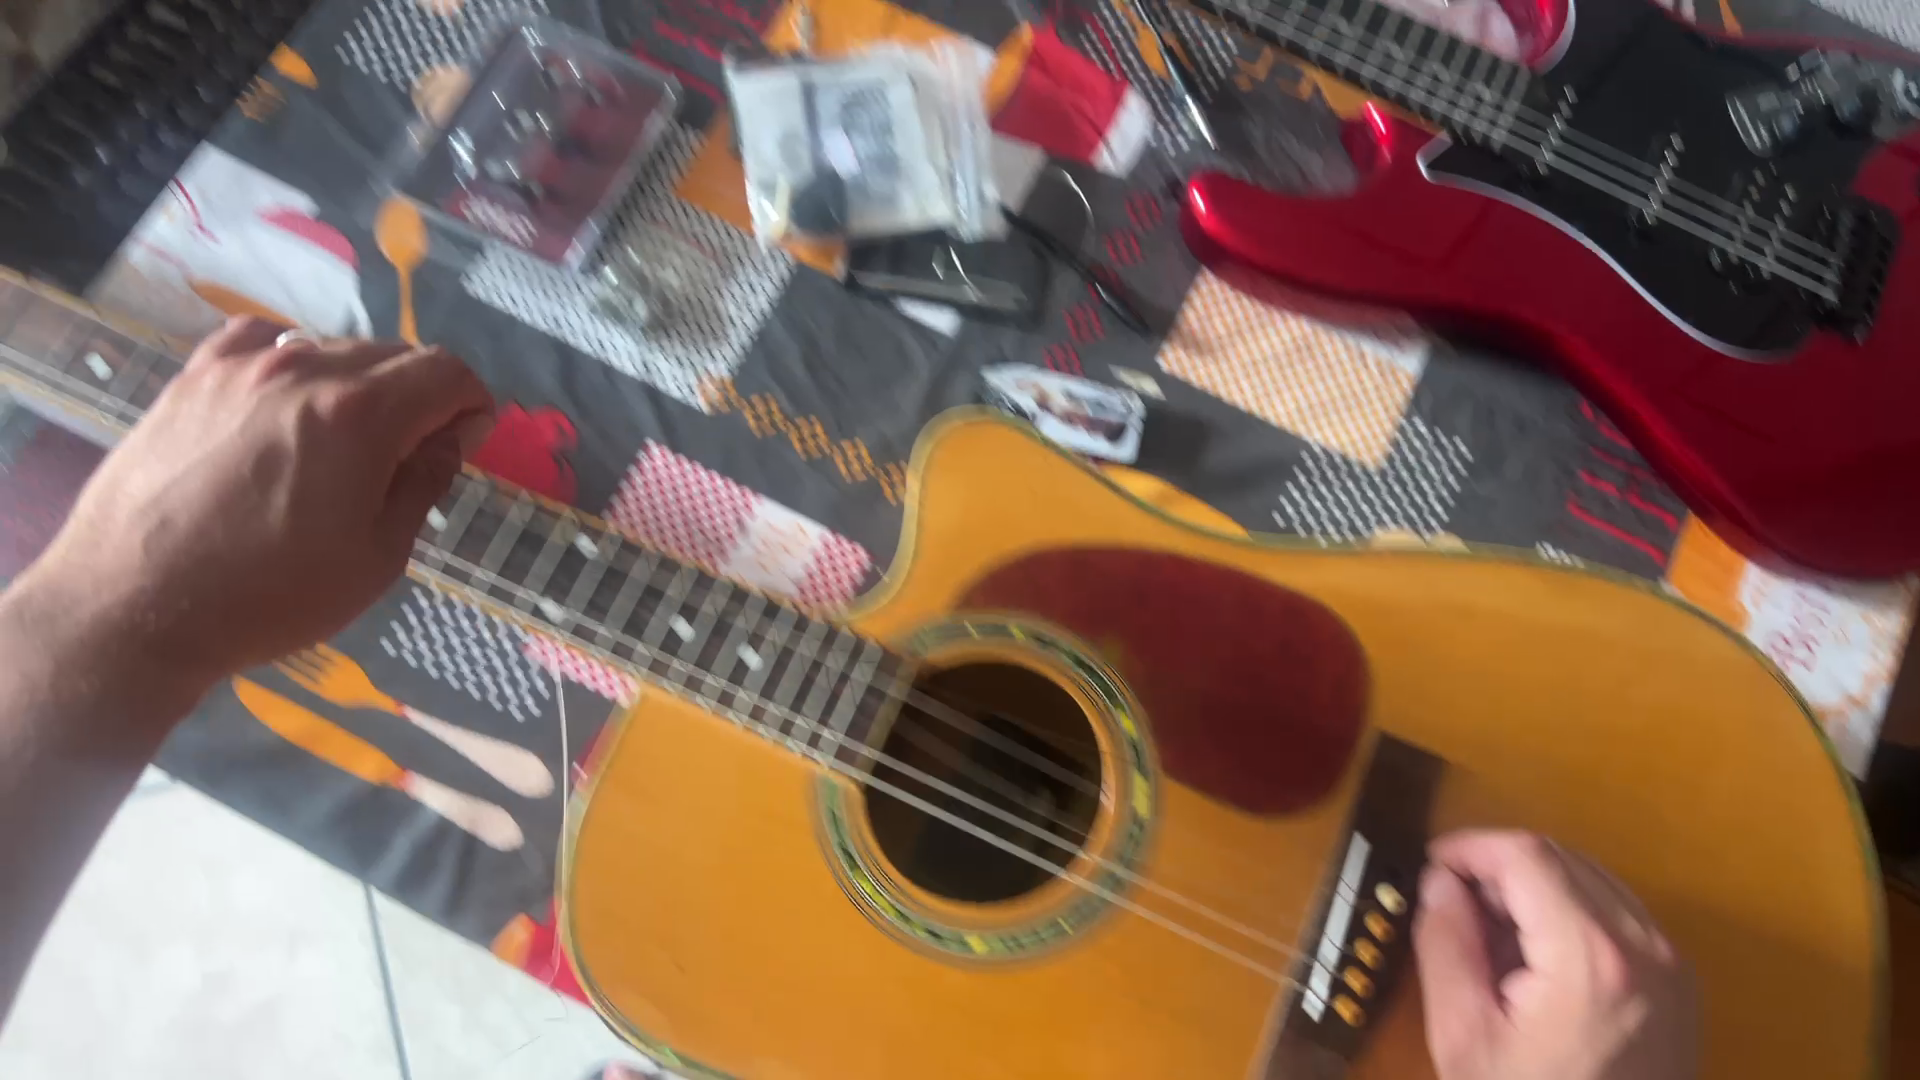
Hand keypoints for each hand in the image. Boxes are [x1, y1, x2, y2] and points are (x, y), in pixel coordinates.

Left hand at [12, 318, 493, 697]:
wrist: (132, 609)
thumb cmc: (278, 593)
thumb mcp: (384, 549)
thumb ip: (428, 476)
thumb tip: (457, 431)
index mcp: (361, 415)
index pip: (447, 373)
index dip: (474, 403)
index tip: (467, 441)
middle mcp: (303, 372)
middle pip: (397, 354)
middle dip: (427, 395)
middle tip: (418, 450)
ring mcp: (238, 368)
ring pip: (338, 348)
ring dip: (368, 383)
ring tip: (352, 439)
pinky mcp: (191, 379)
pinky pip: (264, 340)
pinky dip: (298, 360)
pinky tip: (292, 401)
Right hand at [1412, 830, 1699, 1079]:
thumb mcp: (1463, 1030)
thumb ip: (1444, 941)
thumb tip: (1439, 880)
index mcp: (1591, 958)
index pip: (1525, 855)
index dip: (1469, 848)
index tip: (1431, 868)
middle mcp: (1646, 949)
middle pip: (1557, 856)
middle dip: (1495, 865)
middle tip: (1455, 904)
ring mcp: (1672, 968)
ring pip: (1585, 874)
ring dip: (1529, 883)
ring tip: (1491, 929)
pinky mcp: (1678, 985)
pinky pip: (1612, 907)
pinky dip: (1563, 905)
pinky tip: (1534, 950)